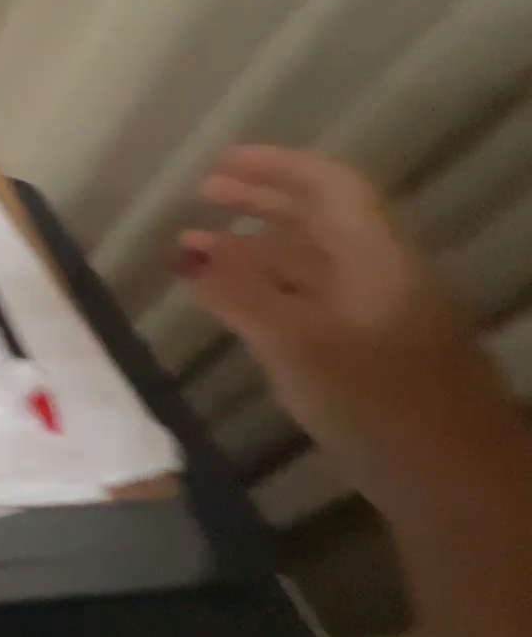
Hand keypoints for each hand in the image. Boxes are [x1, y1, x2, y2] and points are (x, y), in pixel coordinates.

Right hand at [175, 146, 491, 453]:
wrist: (447, 475)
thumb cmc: (376, 400)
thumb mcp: (297, 343)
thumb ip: (239, 295)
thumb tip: (188, 253)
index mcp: (378, 262)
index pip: (333, 190)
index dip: (278, 168)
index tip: (219, 161)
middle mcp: (377, 276)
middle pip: (321, 219)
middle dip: (261, 199)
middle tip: (202, 190)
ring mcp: (368, 313)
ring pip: (306, 261)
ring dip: (250, 245)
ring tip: (189, 243)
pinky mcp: (355, 346)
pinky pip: (299, 297)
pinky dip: (256, 286)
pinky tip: (221, 296)